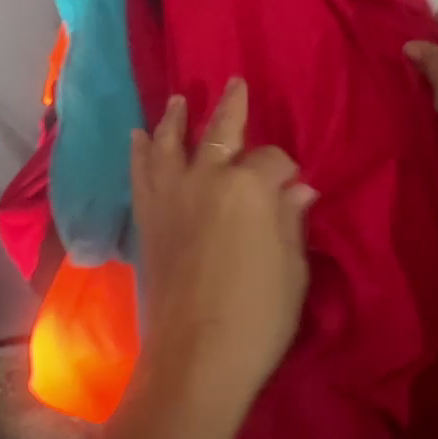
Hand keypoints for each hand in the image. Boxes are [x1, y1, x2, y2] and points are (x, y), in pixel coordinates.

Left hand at [129, 78, 318, 403]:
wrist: (196, 355)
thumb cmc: (258, 316)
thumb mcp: (292, 269)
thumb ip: (291, 221)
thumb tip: (299, 189)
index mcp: (250, 186)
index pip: (274, 160)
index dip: (287, 169)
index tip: (294, 184)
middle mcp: (207, 177)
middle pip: (221, 131)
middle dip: (232, 106)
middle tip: (235, 83)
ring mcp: (172, 193)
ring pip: (171, 141)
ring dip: (176, 117)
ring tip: (179, 98)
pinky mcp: (148, 214)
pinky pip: (141, 170)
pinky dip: (140, 150)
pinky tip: (139, 136)